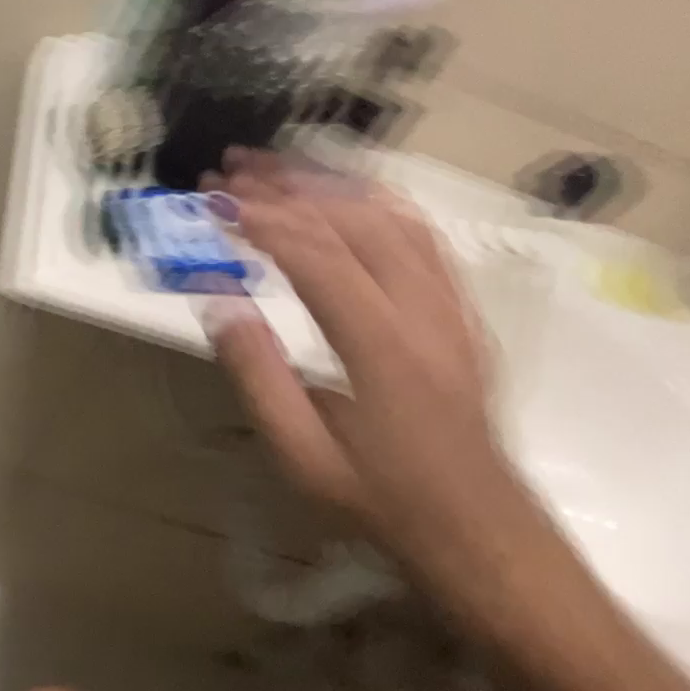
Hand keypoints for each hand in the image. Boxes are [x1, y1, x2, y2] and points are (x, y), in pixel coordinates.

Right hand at [200, 149, 524, 565]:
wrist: (473, 522)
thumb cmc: (376, 496)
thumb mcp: (300, 451)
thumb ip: (260, 374)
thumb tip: (222, 304)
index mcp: (381, 347)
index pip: (318, 257)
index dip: (264, 221)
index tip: (216, 202)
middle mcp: (425, 311)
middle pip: (358, 221)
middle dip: (291, 187)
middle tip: (235, 170)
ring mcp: (452, 307)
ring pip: (397, 218)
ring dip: (335, 184)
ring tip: (281, 168)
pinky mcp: (463, 313)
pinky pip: (426, 239)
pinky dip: (380, 204)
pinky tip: (349, 197)